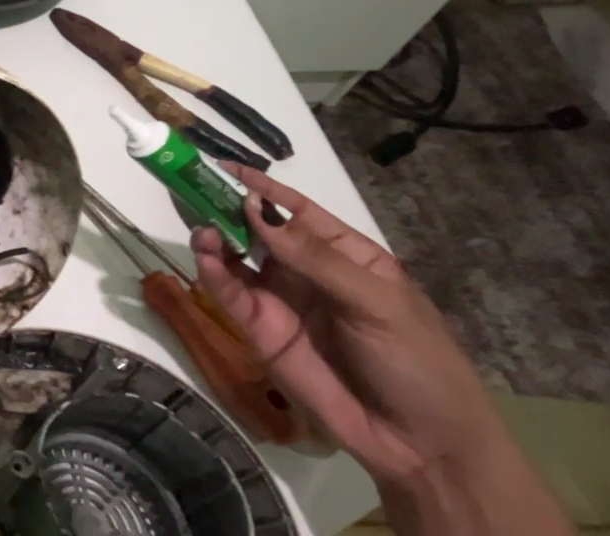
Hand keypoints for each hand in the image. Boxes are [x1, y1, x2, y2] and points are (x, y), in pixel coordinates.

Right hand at [192, 165, 569, 534]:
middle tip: (188, 185)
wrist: (421, 445)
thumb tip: (253, 205)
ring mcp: (278, 298)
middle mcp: (303, 270)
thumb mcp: (375, 302)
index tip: (219, 164)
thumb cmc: (417, 362)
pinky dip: (211, 271)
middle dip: (222, 205)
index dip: (259, 185)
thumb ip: (311, 256)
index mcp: (344, 255)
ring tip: (203, 229)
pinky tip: (206, 257)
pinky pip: (227, 291)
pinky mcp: (257, 328)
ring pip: (234, 255)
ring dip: (214, 237)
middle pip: (254, 227)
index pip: (294, 209)